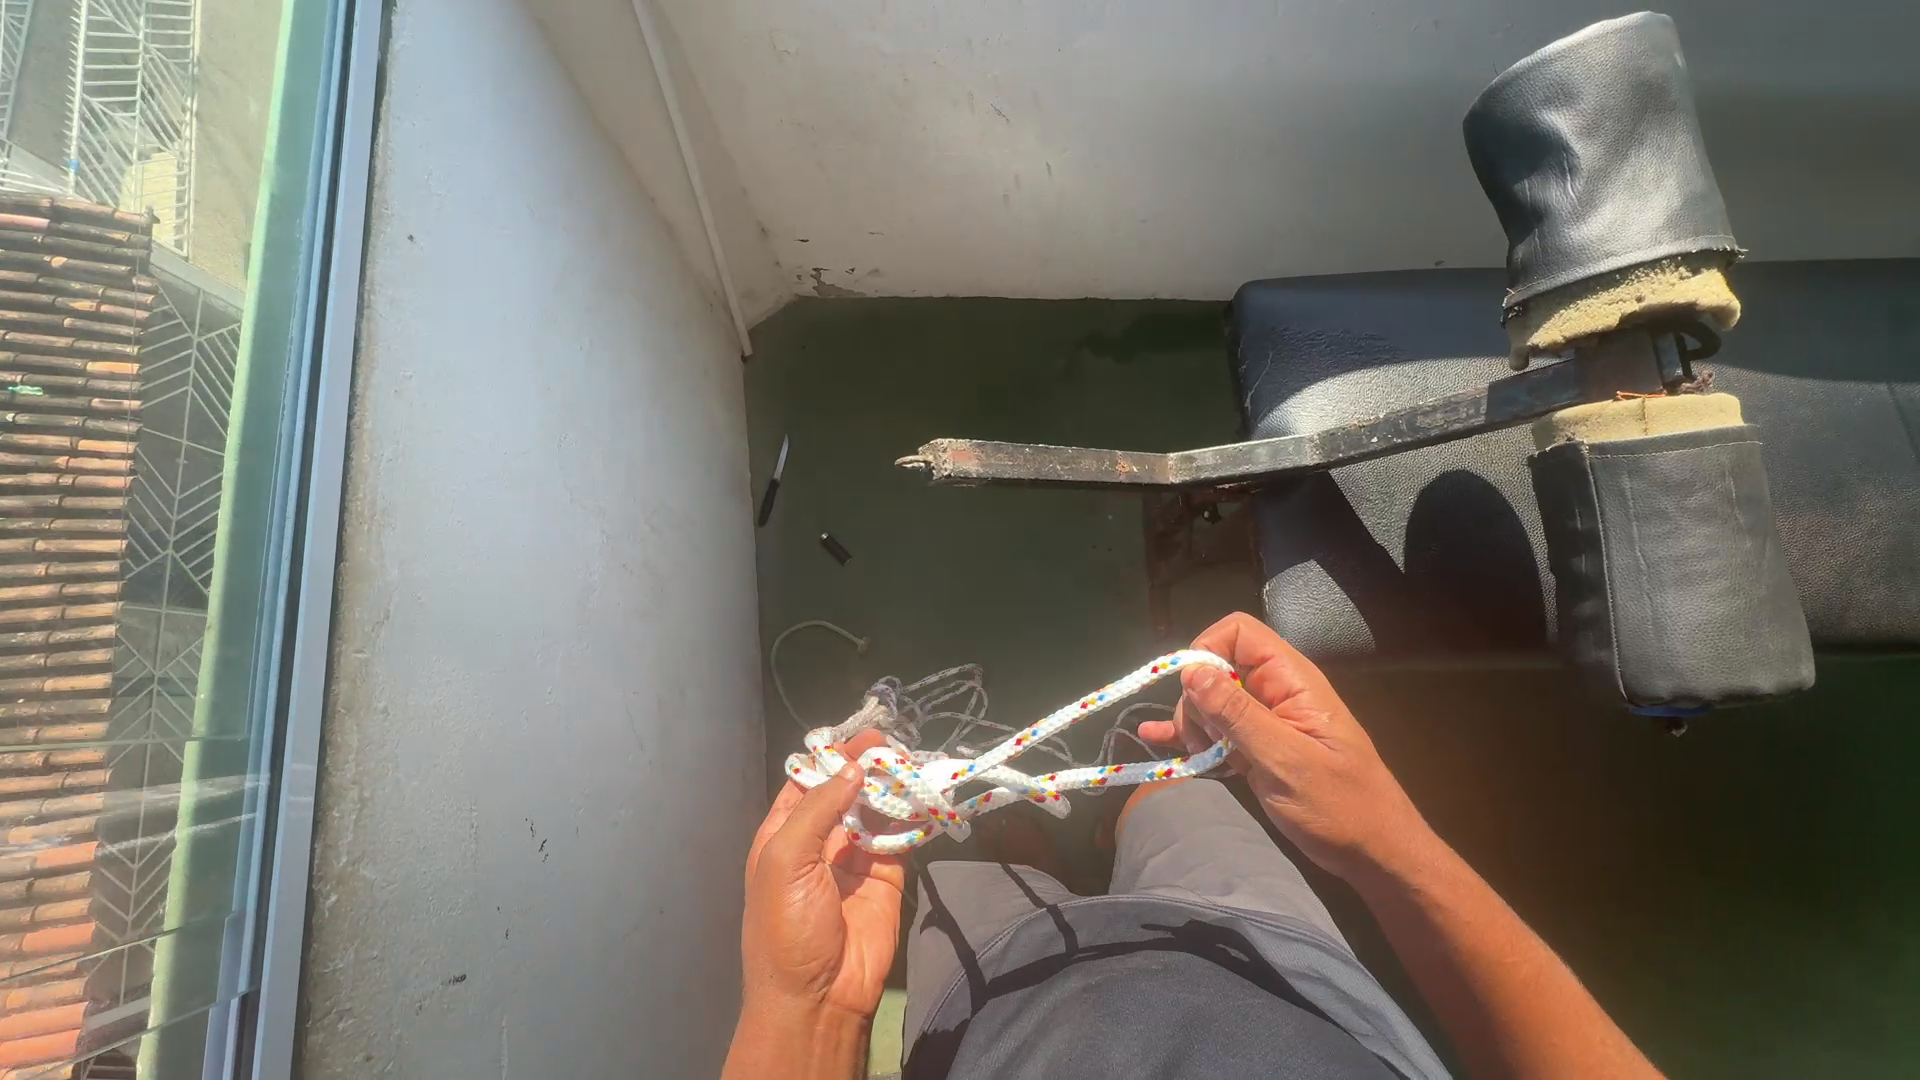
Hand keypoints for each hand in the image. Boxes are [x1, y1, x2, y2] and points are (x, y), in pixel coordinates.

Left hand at [739, 747, 905, 1023]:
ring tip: (911, 761)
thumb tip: (853, 769)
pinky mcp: (886, 873)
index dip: (832, 755)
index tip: (860, 735)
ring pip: (876, 807)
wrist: (818, 999)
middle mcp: (821, 837)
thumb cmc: (786, 925)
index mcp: (785, 832)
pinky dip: (912, 814)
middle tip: (891, 744)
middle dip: (866, 765)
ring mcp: (855, 855)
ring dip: (891, 784)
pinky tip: (922, 794)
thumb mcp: (786, 859)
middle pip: (846, 788)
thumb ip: (818, 808)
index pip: (808, 780)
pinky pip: (900, 835)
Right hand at [1138, 612, 1438, 881]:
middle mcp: (1276, 691)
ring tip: (1202, 756)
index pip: (1239, 632)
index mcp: (1292, 680)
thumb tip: (1193, 671)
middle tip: (1204, 740)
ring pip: (1210, 699)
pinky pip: (1214, 729)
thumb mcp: (1286, 760)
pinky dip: (1188, 734)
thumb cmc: (1341, 807)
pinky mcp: (1256, 747)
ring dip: (1194, 723)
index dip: (1209, 650)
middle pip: (1217, 666)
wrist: (1376, 857)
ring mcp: (1265, 720)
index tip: (1194, 690)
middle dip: (1197, 698)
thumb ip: (1238, 713)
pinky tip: (1155, 739)